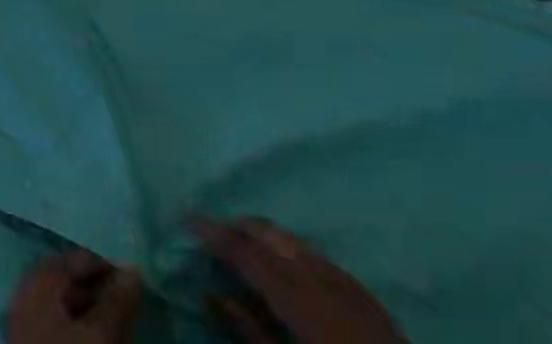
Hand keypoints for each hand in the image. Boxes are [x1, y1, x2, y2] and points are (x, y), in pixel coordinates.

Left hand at [5, 247, 143, 343]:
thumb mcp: (100, 336)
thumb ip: (117, 302)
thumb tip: (133, 270)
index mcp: (37, 288)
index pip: (74, 260)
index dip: (104, 265)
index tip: (133, 279)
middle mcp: (27, 302)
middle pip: (70, 284)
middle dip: (102, 292)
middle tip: (131, 303)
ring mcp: (28, 330)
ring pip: (68, 310)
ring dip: (95, 313)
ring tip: (124, 326)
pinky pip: (62, 331)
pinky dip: (86, 332)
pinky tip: (107, 338)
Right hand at [197, 218, 406, 343]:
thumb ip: (247, 330)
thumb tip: (213, 292)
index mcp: (295, 298)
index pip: (244, 252)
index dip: (213, 233)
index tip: (188, 220)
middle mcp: (318, 277)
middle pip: (269, 234)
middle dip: (237, 226)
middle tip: (211, 231)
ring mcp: (344, 281)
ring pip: (293, 239)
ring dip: (263, 234)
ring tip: (242, 242)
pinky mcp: (362, 292)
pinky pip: (316, 255)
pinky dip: (290, 248)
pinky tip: (285, 263)